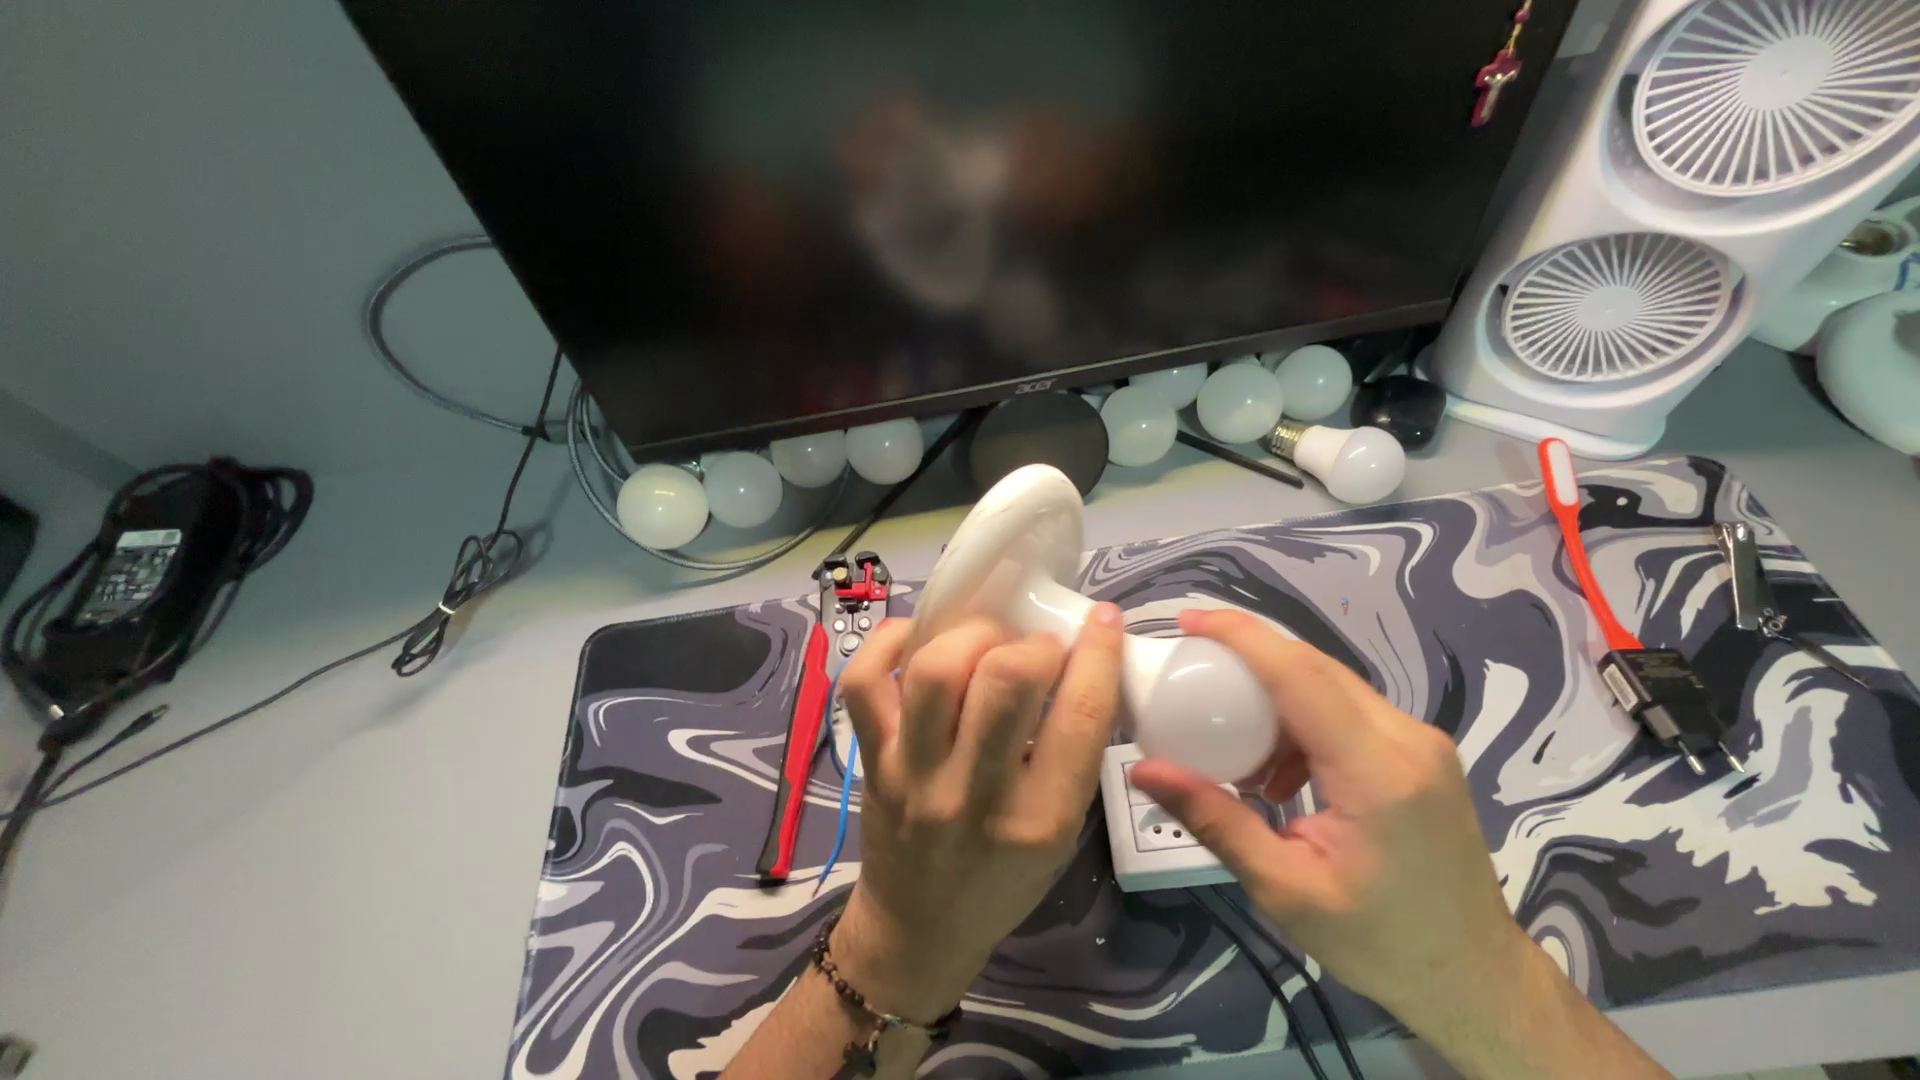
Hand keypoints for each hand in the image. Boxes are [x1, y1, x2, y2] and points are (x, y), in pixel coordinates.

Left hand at [831, 605, 1125, 1022]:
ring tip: (986, 641)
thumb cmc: (1004, 880)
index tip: (1102, 621)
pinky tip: (918, 639)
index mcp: (1040, 818)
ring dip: (971, 636)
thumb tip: (1082, 663)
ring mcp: (914, 773)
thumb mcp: (1062, 830)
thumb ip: (1074, 752)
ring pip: (935, 670)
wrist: (920, 927)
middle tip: (1038, 648)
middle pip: (1005, 679)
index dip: (1099, 652)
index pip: (1080, 714)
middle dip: (1033, 643)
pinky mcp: (872, 760)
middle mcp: (974, 793)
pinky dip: (889, 642)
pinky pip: (864, 682)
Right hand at [1129, 610, 1532, 1034]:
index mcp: (1377, 771)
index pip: (1300, 674)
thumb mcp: (1283, 888)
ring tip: (1231, 738)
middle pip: (1315, 667)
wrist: (1471, 974)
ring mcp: (1421, 741)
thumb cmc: (1376, 940)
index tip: (1188, 618)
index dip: (1241, 636)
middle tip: (1190, 668)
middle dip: (1249, 655)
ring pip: (1332, 683)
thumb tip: (1145, 770)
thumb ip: (1214, 819)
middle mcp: (1407, 738)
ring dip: (1276, 692)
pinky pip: (1349, 709)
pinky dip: (1303, 717)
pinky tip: (1280, 769)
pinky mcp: (1420, 751)